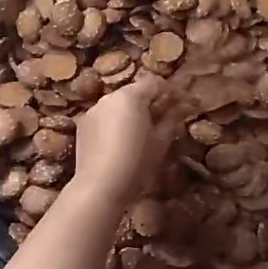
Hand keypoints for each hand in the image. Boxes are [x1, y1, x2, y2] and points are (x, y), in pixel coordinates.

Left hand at [69, 74, 171, 204]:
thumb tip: (185, 106)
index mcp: (130, 96)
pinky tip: (122, 140)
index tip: (183, 104)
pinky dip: (116, 121)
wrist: (99, 185)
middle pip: (134, 92)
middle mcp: (108, 98)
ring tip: (144, 130)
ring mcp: (92, 111)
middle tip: (166, 118)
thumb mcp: (161, 140)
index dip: (171, 91)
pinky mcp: (83, 126)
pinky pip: (104, 117)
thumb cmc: (137, 162)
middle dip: (151, 101)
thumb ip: (172, 118)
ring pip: (118, 104)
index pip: (154, 83)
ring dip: (132, 111)